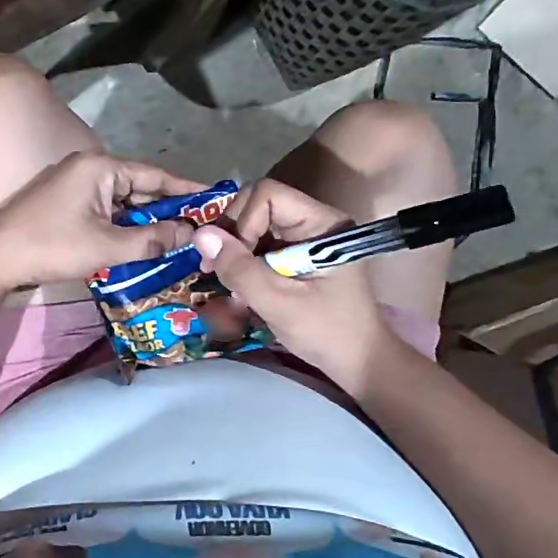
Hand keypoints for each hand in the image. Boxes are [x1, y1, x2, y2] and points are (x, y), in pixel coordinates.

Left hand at [0, 151, 207, 289]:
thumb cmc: (52, 246)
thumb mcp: (108, 246)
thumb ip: (152, 241)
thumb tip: (189, 235)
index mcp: (100, 167)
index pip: (155, 175)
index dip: (186, 190)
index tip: (214, 201)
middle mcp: (88, 169)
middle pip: (139, 187)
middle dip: (167, 210)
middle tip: (200, 229)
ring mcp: (73, 186)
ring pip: (121, 202)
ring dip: (145, 222)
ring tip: (178, 241)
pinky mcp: (63, 205)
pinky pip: (104, 211)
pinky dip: (123, 227)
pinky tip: (142, 245)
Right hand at [191, 179, 397, 393]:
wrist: (358, 362)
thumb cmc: (326, 331)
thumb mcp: (279, 303)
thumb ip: (240, 269)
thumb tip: (200, 234)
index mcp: (321, 224)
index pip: (268, 195)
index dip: (243, 220)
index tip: (237, 259)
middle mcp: (312, 222)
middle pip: (256, 203)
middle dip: (232, 233)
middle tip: (216, 268)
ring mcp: (302, 237)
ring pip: (251, 222)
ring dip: (233, 250)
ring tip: (227, 282)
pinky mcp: (293, 253)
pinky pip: (256, 242)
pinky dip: (241, 261)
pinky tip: (238, 287)